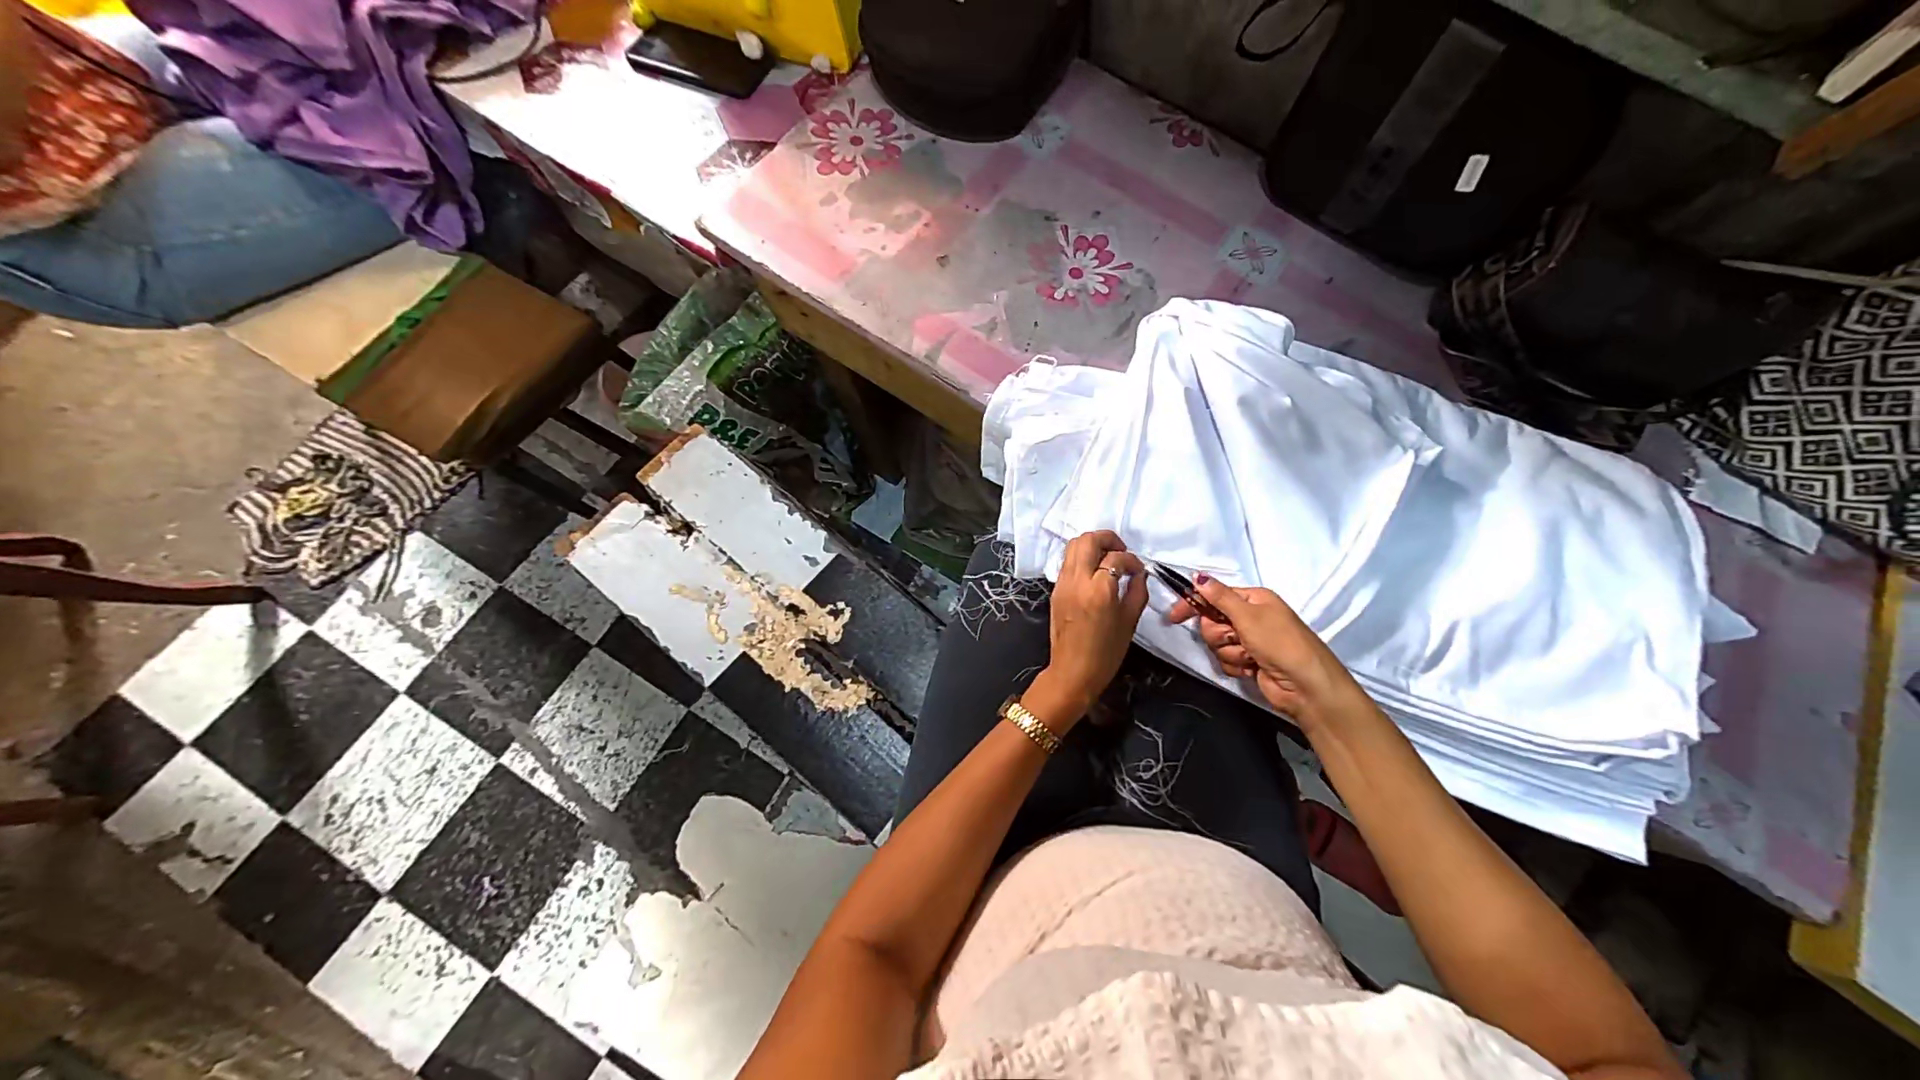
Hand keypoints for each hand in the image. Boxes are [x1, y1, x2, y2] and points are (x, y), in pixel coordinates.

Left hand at [1028, 530, 1147, 729]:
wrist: (1072, 671)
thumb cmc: (1106, 652)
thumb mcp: (1130, 621)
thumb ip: (1137, 591)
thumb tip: (1139, 573)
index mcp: (1099, 590)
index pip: (1116, 557)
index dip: (1131, 560)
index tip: (1138, 570)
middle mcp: (1077, 581)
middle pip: (1087, 540)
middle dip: (1108, 539)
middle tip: (1121, 552)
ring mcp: (1062, 584)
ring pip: (1073, 546)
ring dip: (1092, 546)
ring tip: (1108, 559)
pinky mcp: (1055, 590)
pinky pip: (1067, 563)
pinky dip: (1082, 559)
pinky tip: (1095, 573)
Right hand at [1169, 576, 1357, 724]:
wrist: (1305, 685)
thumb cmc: (1280, 643)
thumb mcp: (1249, 615)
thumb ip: (1219, 597)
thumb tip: (1198, 576)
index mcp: (1253, 599)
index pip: (1213, 595)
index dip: (1193, 605)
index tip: (1174, 617)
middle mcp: (1250, 617)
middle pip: (1211, 621)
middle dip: (1219, 634)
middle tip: (1236, 638)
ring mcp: (1249, 641)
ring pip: (1217, 643)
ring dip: (1230, 652)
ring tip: (1250, 657)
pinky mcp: (1248, 662)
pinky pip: (1225, 660)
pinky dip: (1236, 665)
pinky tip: (1252, 669)